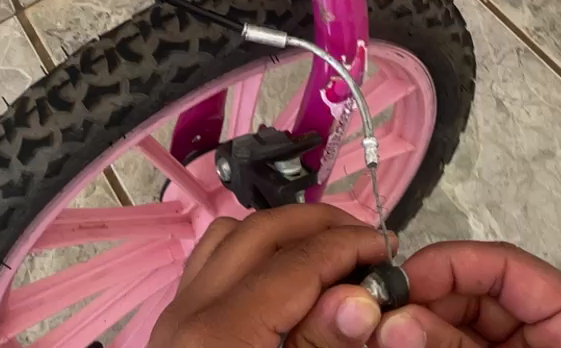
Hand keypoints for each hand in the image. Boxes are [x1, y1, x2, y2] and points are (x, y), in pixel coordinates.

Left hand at [147, 204, 397, 347]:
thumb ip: (322, 345)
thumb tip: (363, 298)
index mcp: (221, 332)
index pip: (297, 264)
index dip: (350, 247)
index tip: (389, 248)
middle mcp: (190, 310)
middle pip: (262, 233)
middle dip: (320, 224)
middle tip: (367, 239)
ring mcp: (174, 314)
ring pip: (232, 236)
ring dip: (283, 231)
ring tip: (330, 250)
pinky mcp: (171, 327)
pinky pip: (211, 261)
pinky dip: (250, 249)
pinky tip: (282, 271)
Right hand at [375, 242, 560, 347]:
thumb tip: (395, 321)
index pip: (505, 265)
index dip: (447, 264)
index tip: (397, 280)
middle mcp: (554, 336)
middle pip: (476, 298)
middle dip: (424, 303)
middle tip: (378, 317)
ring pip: (461, 331)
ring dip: (417, 331)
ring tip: (381, 335)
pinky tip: (399, 346)